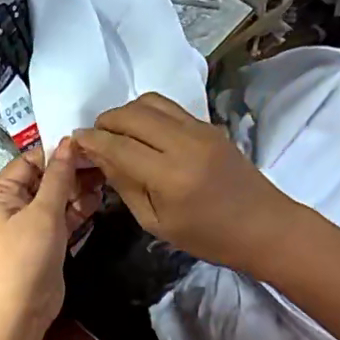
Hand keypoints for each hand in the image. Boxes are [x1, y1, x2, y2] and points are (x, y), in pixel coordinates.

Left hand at [0, 139, 101, 339]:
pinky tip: (98, 200)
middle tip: (105, 161)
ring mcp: (29, 224)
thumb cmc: (23, 259)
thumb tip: (69, 142)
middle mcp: (12, 204)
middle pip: (45, 177)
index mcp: (0, 192)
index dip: (58, 151)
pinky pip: (63, 217)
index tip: (90, 142)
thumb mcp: (42, 213)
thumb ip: (58, 177)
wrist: (18, 316)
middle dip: (72, 170)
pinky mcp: (46, 242)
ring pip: (57, 197)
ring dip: (79, 189)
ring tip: (107, 178)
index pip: (30, 160)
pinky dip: (78, 209)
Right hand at [74, 93, 298, 274]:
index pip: (118, 146)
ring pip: (150, 102)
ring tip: (118, 131)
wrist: (264, 226)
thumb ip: (124, 185)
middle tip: (95, 136)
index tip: (76, 139)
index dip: (92, 140)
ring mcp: (199, 129)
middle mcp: (184, 144)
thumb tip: (100, 156)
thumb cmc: (208, 237)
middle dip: (106, 121)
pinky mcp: (209, 125)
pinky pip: (169, 107)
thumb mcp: (156, 222)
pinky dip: (148, 112)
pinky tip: (143, 131)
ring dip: (127, 112)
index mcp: (169, 176)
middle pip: (132, 115)